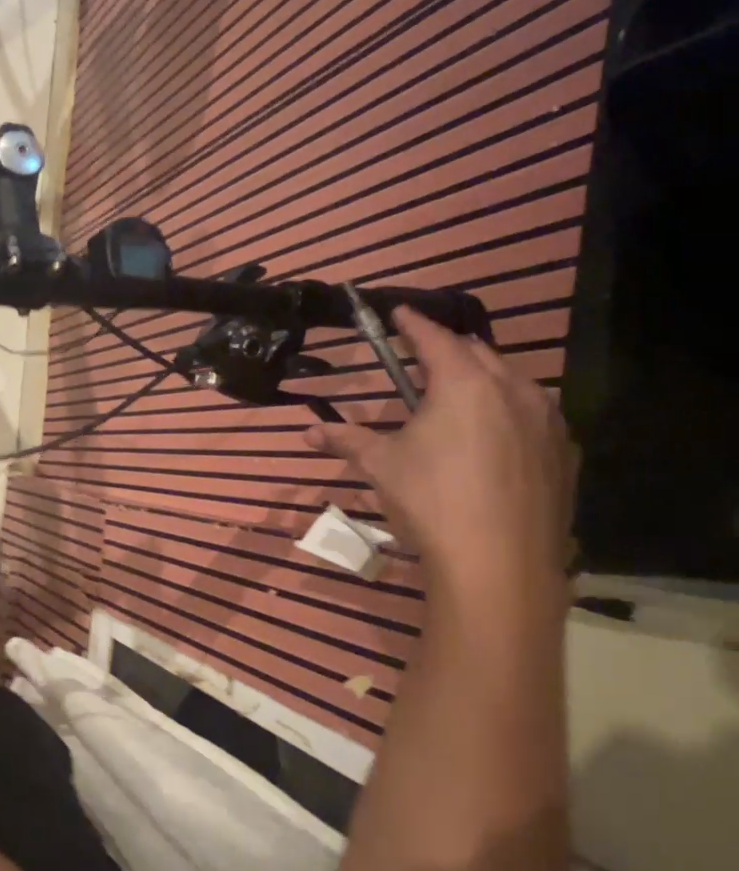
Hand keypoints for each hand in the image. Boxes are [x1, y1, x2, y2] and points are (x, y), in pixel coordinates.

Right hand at [304, 307, 574, 582]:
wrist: (499, 558)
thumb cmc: (431, 500)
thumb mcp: (379, 466)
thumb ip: (346, 441)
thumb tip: (308, 431)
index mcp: (465, 385)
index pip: (436, 340)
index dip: (414, 324)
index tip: (399, 312)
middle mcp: (513, 390)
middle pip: (480, 354)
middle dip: (450, 350)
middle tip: (423, 355)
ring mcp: (546, 420)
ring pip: (512, 383)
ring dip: (482, 379)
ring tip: (455, 394)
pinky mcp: (561, 451)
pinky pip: (531, 415)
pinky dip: (505, 412)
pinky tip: (487, 437)